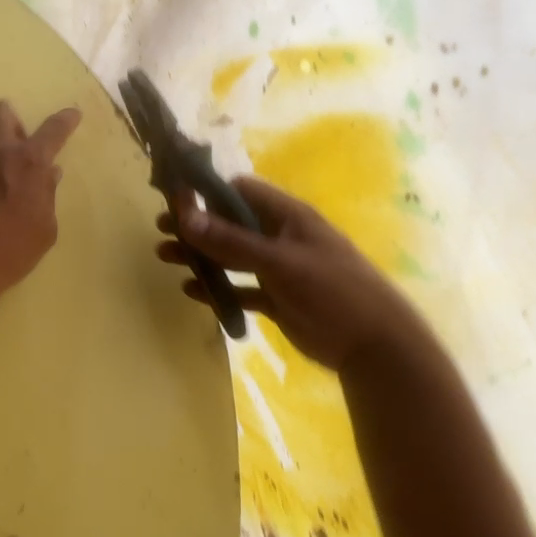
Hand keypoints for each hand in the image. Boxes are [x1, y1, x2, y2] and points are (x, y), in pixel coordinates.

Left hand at [0, 100, 81, 304]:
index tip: (72, 115)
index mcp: (29, 161)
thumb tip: (49, 173)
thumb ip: (47, 194)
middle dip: (12, 121)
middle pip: (1, 110)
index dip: (66, 119)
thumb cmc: (12, 250)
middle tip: (16, 145)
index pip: (54, 129)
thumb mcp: (45, 228)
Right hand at [157, 178, 432, 370]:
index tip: (175, 200)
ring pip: (231, 255)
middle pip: (230, 223)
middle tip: (162, 230)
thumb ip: (231, 241)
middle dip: (196, 226)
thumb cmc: (332, 290)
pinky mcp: (277, 298)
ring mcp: (279, 268)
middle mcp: (280, 237)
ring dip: (201, 256)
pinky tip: (192, 292)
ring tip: (165, 257)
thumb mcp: (279, 262)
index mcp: (287, 216)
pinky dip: (218, 288)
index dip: (207, 192)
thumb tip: (185, 216)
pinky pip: (240, 288)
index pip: (240, 191)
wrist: (373, 345)